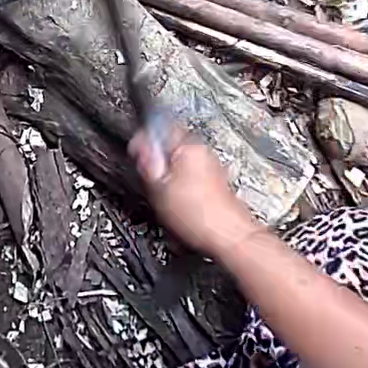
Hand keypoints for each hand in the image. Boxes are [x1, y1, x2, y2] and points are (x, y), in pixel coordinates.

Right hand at [131, 126, 260, 258]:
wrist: (230, 239)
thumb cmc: (200, 216)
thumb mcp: (159, 189)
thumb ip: (147, 164)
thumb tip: (142, 150)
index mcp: (189, 148)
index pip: (159, 128)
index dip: (142, 141)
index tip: (137, 153)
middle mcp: (204, 153)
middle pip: (171, 145)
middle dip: (158, 159)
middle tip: (149, 176)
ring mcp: (213, 167)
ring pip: (182, 161)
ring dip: (170, 173)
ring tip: (164, 193)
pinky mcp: (217, 183)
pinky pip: (192, 175)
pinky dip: (183, 184)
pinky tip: (179, 202)